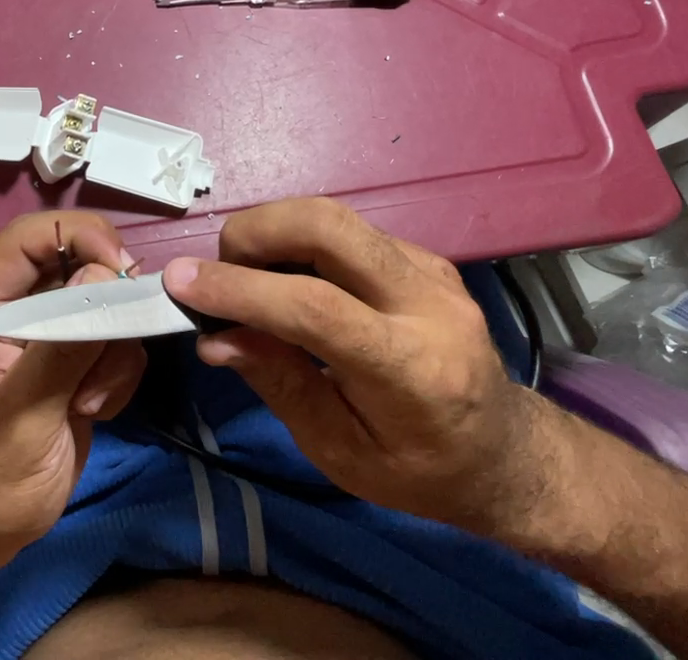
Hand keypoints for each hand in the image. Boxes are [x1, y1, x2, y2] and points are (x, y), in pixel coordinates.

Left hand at [0, 212, 148, 593]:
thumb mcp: (18, 418)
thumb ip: (61, 348)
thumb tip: (105, 277)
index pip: (27, 238)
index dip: (77, 236)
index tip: (120, 269)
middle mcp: (11, 312)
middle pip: (75, 263)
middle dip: (107, 299)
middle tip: (120, 336)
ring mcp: (44, 339)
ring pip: (104, 306)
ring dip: (111, 351)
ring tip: (87, 403)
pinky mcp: (72, 367)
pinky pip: (114, 345)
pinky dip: (117, 376)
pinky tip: (90, 413)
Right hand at [162, 197, 556, 532]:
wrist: (509, 456)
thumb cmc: (420, 471)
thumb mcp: (339, 452)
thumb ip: (278, 384)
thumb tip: (214, 338)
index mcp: (412, 371)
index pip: (315, 307)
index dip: (240, 289)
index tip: (178, 281)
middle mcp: (429, 305)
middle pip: (328, 225)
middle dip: (255, 232)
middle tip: (219, 271)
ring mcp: (431, 272)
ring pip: (334, 216)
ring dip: (272, 232)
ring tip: (247, 277)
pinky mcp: (424, 259)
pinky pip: (346, 231)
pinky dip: (298, 244)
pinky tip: (289, 283)